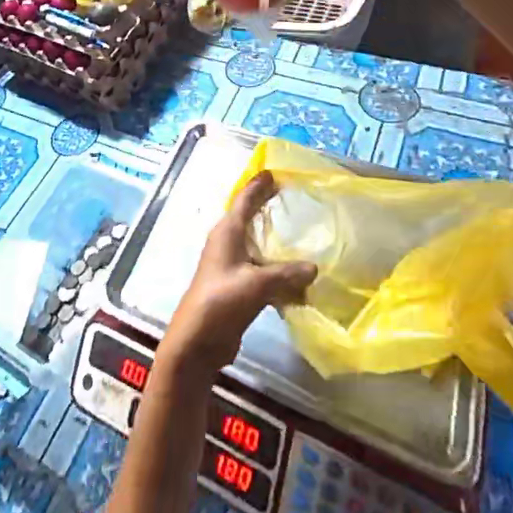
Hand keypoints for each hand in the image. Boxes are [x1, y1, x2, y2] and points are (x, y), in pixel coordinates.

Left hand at [159, 171, 316, 374]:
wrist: (197, 341)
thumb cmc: (221, 302)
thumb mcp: (257, 284)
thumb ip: (287, 274)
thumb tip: (314, 268)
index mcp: (227, 233)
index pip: (244, 200)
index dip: (259, 185)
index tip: (274, 171)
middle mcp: (227, 243)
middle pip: (249, 218)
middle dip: (268, 206)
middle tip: (292, 196)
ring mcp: (231, 265)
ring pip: (257, 245)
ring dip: (275, 240)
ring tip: (302, 232)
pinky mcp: (237, 286)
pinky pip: (262, 270)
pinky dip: (278, 270)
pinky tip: (298, 276)